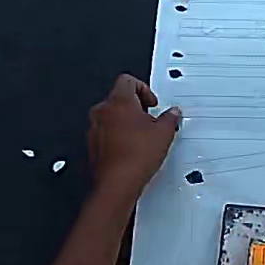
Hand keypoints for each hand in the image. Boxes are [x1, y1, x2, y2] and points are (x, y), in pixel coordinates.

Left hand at [87, 74, 181, 200]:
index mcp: (119, 101)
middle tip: (150, 119)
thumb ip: (170, 117)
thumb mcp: (163, 133)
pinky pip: (106, 132)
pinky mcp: (92, 144)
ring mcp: (94, 128)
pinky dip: (118, 135)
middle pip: (119, 98)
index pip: (127, 80)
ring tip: (143, 136)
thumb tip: (172, 113)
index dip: (143, 89)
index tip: (152, 102)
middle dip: (137, 107)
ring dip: (127, 122)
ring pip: (112, 115)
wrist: (116, 184)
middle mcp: (102, 111)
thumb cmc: (134, 157)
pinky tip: (132, 148)